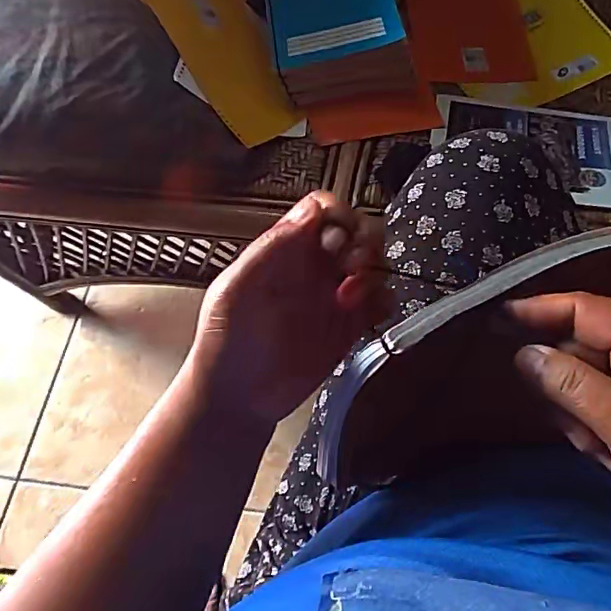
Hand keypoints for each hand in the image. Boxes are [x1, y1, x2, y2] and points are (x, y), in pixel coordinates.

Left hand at [189, 191, 388, 425]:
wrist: (239, 399)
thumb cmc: (225, 345)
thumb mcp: (235, 291)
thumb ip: (269, 250)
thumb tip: (309, 215)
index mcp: (284, 251)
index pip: (321, 211)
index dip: (338, 215)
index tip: (340, 236)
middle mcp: (313, 269)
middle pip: (357, 232)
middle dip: (364, 243)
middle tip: (351, 267)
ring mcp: (334, 296)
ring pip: (374, 264)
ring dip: (373, 273)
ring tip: (350, 298)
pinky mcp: (351, 325)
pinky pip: (382, 301)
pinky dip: (385, 302)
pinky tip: (367, 315)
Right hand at [503, 292, 610, 552]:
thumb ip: (578, 389)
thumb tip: (524, 353)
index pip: (589, 310)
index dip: (540, 310)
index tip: (493, 315)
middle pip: (579, 347)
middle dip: (565, 387)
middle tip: (578, 430)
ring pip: (580, 382)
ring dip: (578, 417)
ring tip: (602, 450)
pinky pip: (592, 409)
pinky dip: (590, 433)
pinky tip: (610, 459)